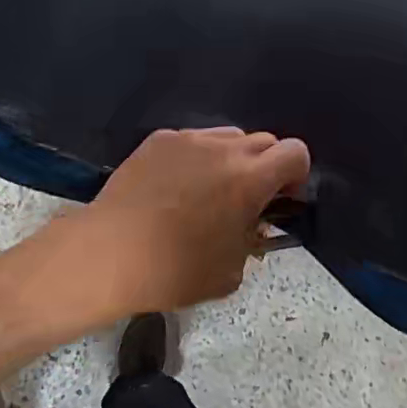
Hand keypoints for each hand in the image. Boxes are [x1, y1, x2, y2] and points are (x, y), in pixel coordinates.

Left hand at [69, 127, 310, 318]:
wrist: (110, 253)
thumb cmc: (175, 271)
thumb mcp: (231, 271)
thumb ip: (252, 239)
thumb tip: (250, 223)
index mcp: (249, 179)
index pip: (296, 152)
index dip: (295, 175)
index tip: (279, 200)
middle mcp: (223, 149)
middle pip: (264, 141)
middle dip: (265, 167)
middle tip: (244, 199)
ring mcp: (188, 140)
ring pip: (227, 137)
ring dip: (230, 159)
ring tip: (207, 190)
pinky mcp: (158, 140)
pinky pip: (191, 141)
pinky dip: (195, 157)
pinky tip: (173, 186)